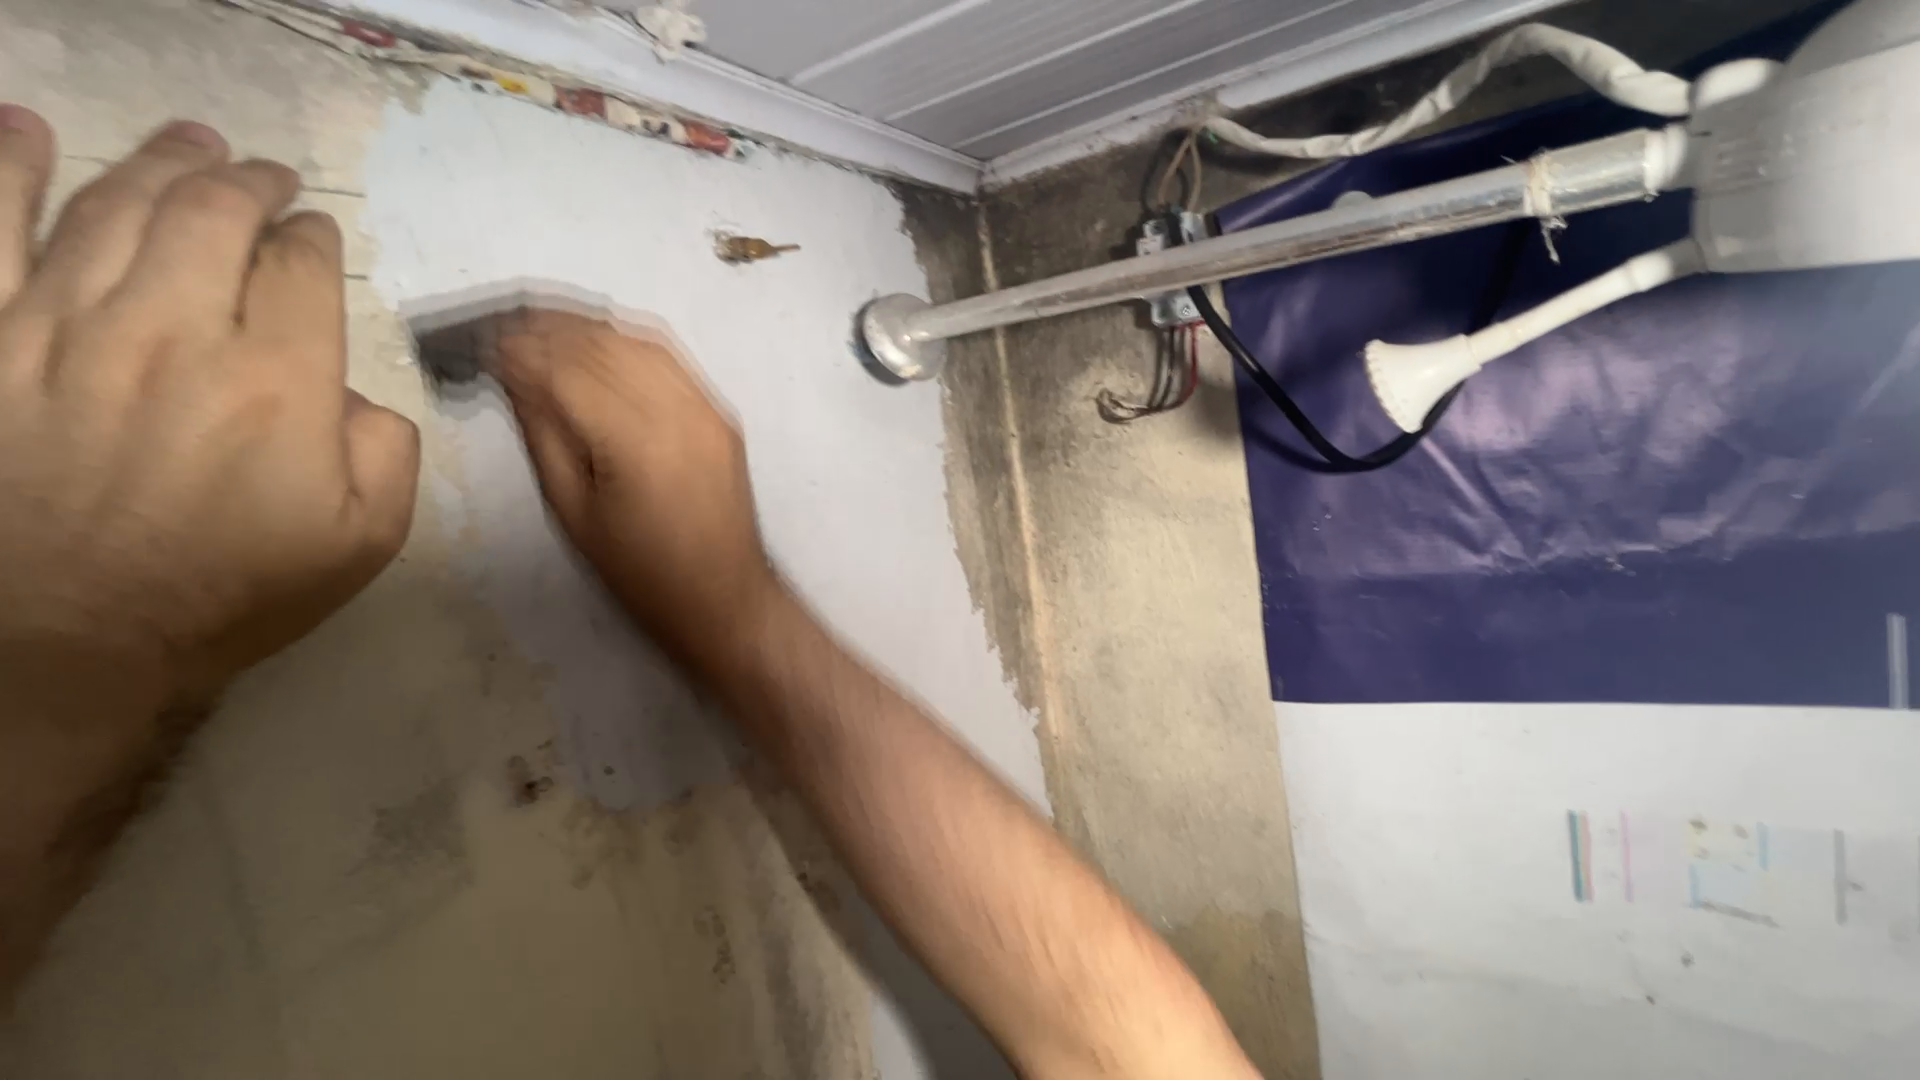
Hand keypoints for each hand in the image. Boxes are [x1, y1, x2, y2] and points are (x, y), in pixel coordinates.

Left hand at [0, 110, 419, 707]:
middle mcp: (172, 336)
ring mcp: (58, 331)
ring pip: (111, 210)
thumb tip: (347, 387)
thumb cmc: (236, 589)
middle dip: (249, 185)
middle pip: (210, 220)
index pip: (302, 273)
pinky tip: (24, 127)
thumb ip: (386, 447)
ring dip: (160, 164)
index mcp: (278, 384)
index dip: (315, 241)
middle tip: (266, 174)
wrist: (68, 641)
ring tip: (192, 140)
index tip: (319, 233)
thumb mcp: (368, 536)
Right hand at [487, 308, 777, 678]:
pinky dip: (627, 341)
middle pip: (603, 344)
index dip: (520, 349)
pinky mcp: (721, 414)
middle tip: (500, 325)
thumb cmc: (641, 572)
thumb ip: (545, 434)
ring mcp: (707, 408)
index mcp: (636, 440)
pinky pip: (671, 360)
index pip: (567, 369)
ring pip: (639, 341)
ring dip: (586, 327)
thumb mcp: (575, 510)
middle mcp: (678, 410)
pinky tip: (596, 342)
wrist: (723, 596)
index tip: (480, 340)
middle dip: (546, 328)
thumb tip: (515, 375)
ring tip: (538, 324)